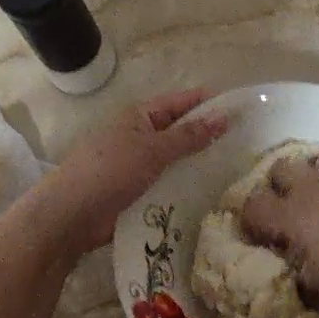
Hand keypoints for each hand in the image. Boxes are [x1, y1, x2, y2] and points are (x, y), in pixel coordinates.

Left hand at [28, 88, 229, 253]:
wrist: (70, 215)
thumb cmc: (109, 172)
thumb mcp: (152, 150)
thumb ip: (188, 136)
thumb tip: (224, 117)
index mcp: (139, 117)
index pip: (181, 102)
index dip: (209, 103)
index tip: (242, 108)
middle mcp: (139, 137)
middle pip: (180, 132)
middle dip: (209, 136)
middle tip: (248, 143)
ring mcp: (138, 166)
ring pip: (176, 161)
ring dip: (199, 165)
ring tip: (238, 170)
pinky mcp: (138, 193)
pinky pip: (168, 185)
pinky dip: (186, 188)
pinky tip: (211, 195)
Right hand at [239, 152, 318, 293]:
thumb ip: (306, 281)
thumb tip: (300, 282)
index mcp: (289, 213)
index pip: (252, 207)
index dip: (248, 219)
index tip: (256, 235)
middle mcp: (308, 186)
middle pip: (278, 171)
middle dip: (277, 187)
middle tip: (286, 210)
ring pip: (313, 163)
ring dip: (311, 178)